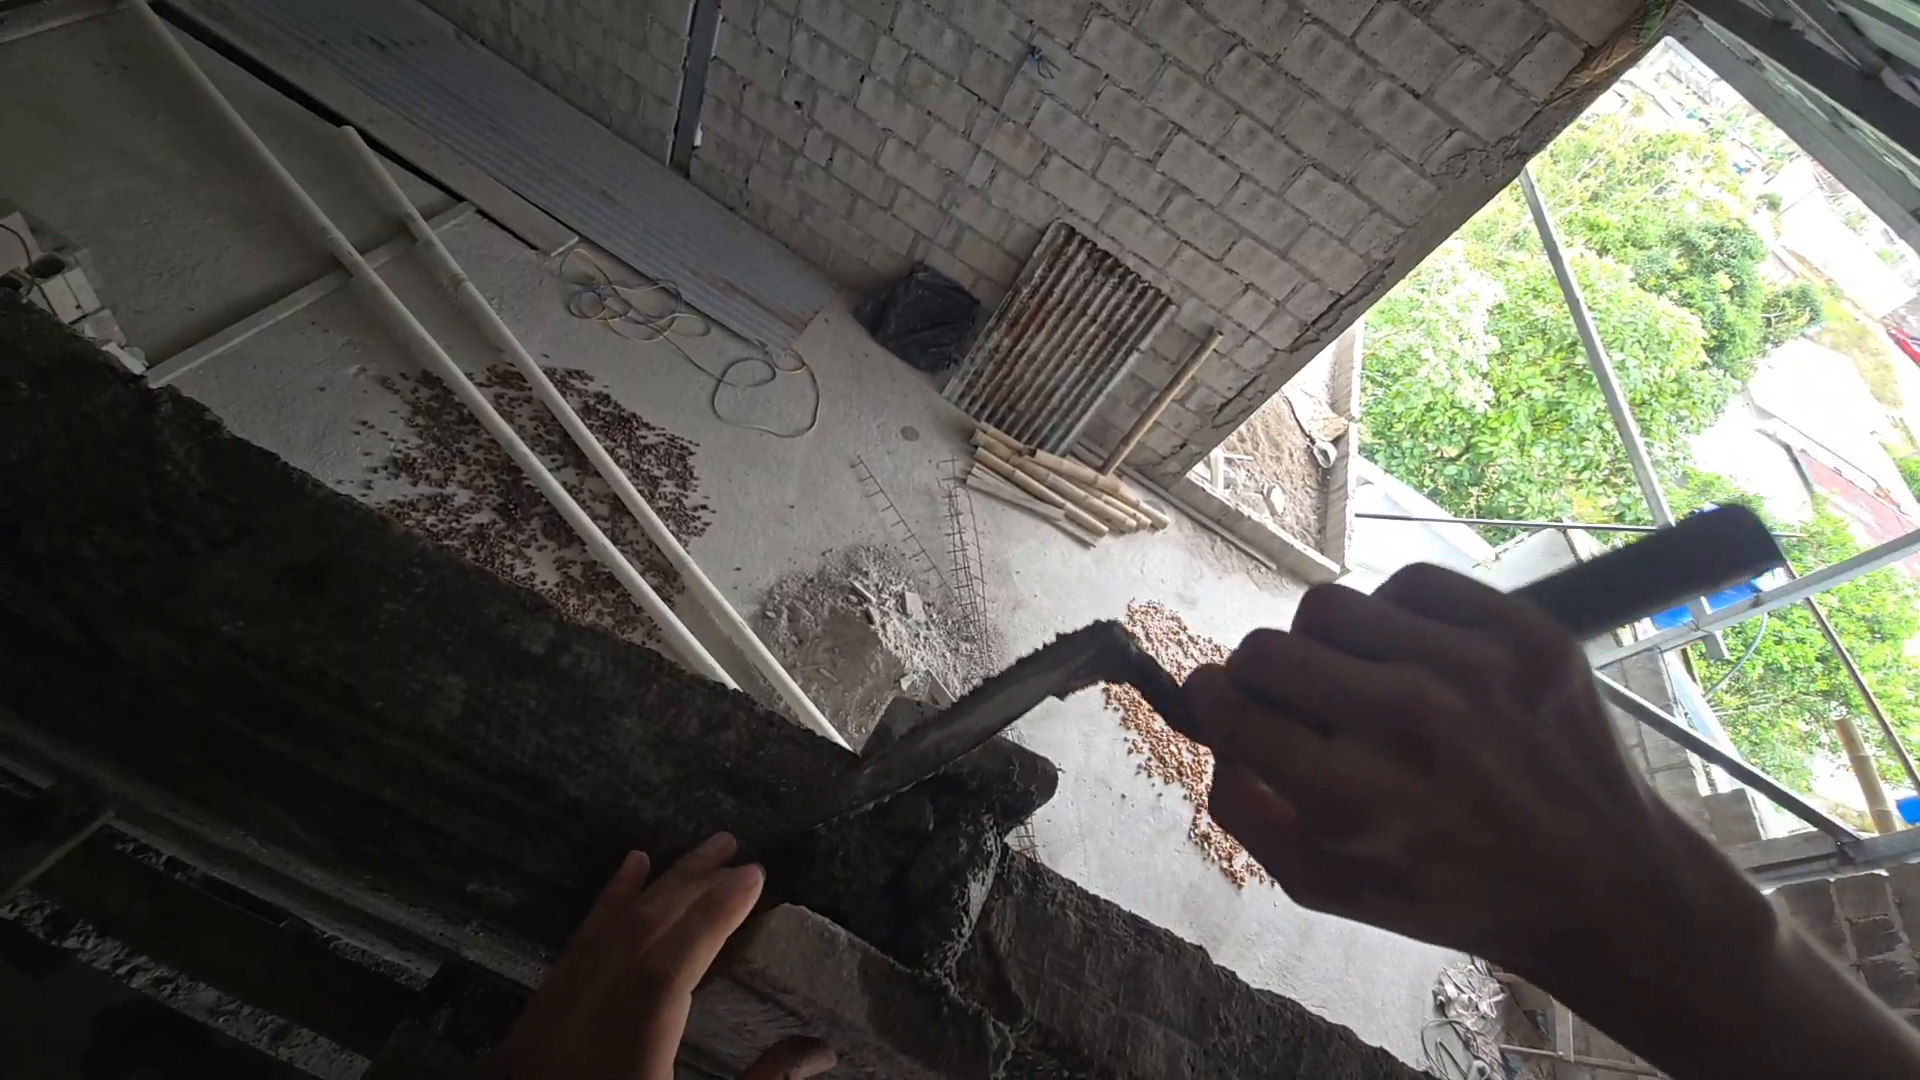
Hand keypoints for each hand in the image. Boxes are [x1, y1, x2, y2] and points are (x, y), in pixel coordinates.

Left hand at [491, 833, 835, 1079]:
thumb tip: (823, 1049)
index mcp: (625, 1065)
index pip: (668, 970)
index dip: (712, 916)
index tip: (754, 874)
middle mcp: (581, 1032)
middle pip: (639, 936)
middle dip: (692, 884)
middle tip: (735, 849)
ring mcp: (548, 1025)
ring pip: (609, 934)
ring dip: (660, 884)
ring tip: (706, 847)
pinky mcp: (528, 1028)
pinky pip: (574, 950)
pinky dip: (607, 903)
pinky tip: (631, 867)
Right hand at [1182, 564, 1767, 978]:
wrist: (1614, 889)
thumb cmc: (1451, 893)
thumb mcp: (1323, 887)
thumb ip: (1242, 809)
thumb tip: (1209, 724)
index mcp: (1354, 796)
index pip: (1228, 707)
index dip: (1207, 701)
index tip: (1216, 702)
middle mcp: (1408, 721)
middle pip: (1264, 650)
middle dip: (1257, 678)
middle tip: (1293, 703)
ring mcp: (1472, 667)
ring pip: (1327, 607)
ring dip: (1324, 645)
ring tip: (1359, 679)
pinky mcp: (1524, 632)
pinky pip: (1407, 581)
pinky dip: (1392, 614)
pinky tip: (1414, 656)